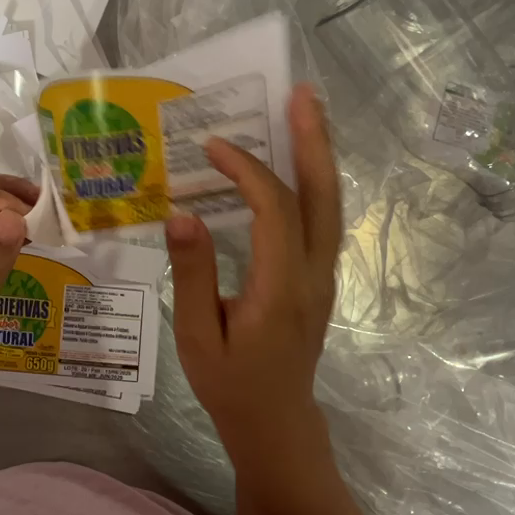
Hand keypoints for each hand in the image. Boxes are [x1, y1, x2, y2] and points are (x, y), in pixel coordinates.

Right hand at [165, 83, 340, 446]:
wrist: (275, 422)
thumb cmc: (229, 384)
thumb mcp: (197, 336)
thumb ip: (194, 275)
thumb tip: (183, 215)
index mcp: (280, 287)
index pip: (272, 210)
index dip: (245, 171)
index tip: (212, 146)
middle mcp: (312, 274)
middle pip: (323, 195)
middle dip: (313, 140)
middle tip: (303, 92)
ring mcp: (323, 276)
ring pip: (331, 205)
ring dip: (320, 155)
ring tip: (307, 112)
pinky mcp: (320, 280)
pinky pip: (323, 220)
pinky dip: (314, 183)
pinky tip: (299, 164)